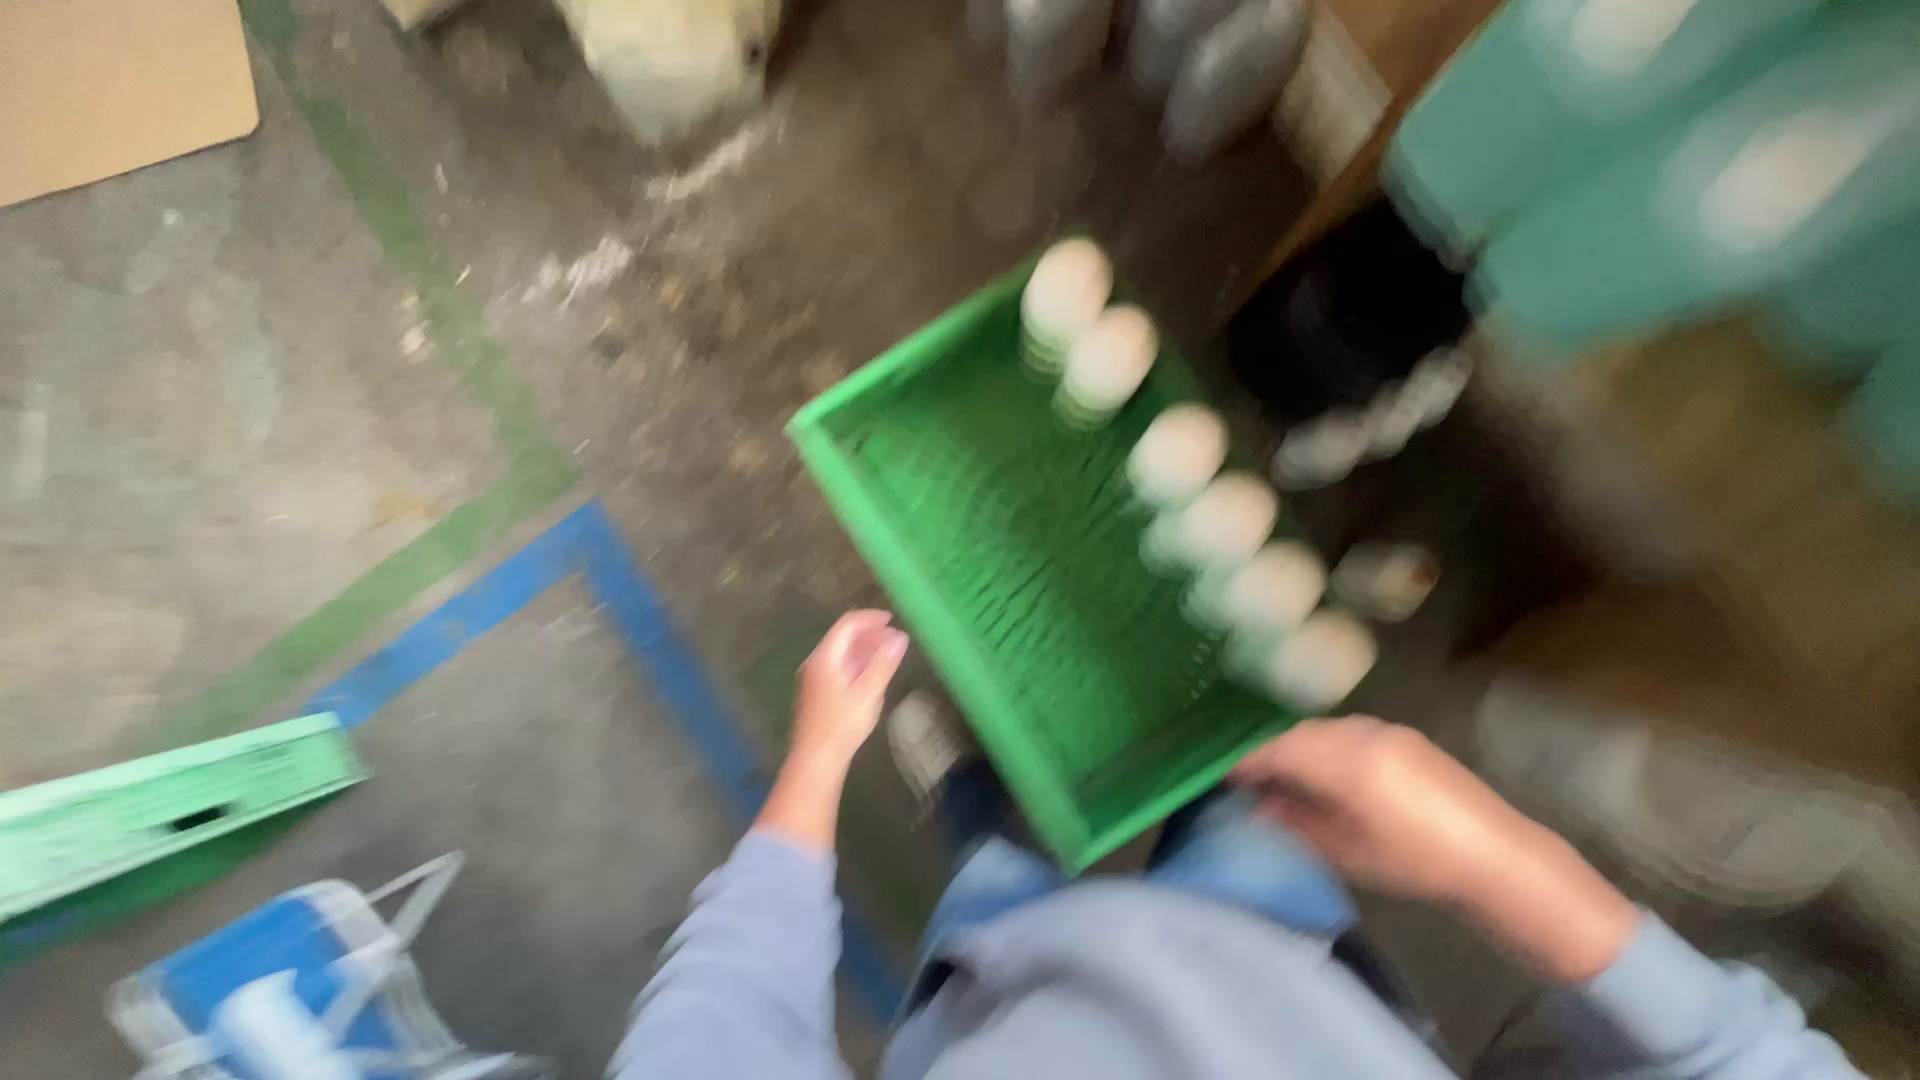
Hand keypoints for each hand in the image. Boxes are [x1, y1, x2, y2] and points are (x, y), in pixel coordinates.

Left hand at [754, 611, 908, 855]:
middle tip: (895, 638)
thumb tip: (900, 637)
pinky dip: (857, 663)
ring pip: (841, 653)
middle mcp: (816, 663)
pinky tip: (871, 675)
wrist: (815, 760)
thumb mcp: (868, 693)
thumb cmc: (841, 725)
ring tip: (888, 654)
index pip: (847, 625)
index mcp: (825, 658)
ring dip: (864, 649)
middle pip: (843, 638)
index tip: (891, 620)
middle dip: (870, 634)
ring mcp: (814, 679)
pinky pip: (838, 667)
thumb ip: (884, 663)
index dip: (869, 619)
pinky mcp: (817, 693)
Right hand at [1229, 716, 1535, 903]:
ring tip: (1283, 775)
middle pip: (1297, 734)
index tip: (1223, 776)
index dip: (1246, 761)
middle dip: (1269, 752)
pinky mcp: (1401, 735)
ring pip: (1320, 730)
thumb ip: (1297, 824)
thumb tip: (1259, 807)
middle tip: (1247, 777)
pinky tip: (1323, 770)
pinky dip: (1323, 745)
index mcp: (1348, 764)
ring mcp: (1384, 730)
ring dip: (1296, 747)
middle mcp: (1362, 735)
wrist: (1498, 857)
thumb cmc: (1418, 863)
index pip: (1279, 750)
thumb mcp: (1349, 852)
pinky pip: (1345, 731)